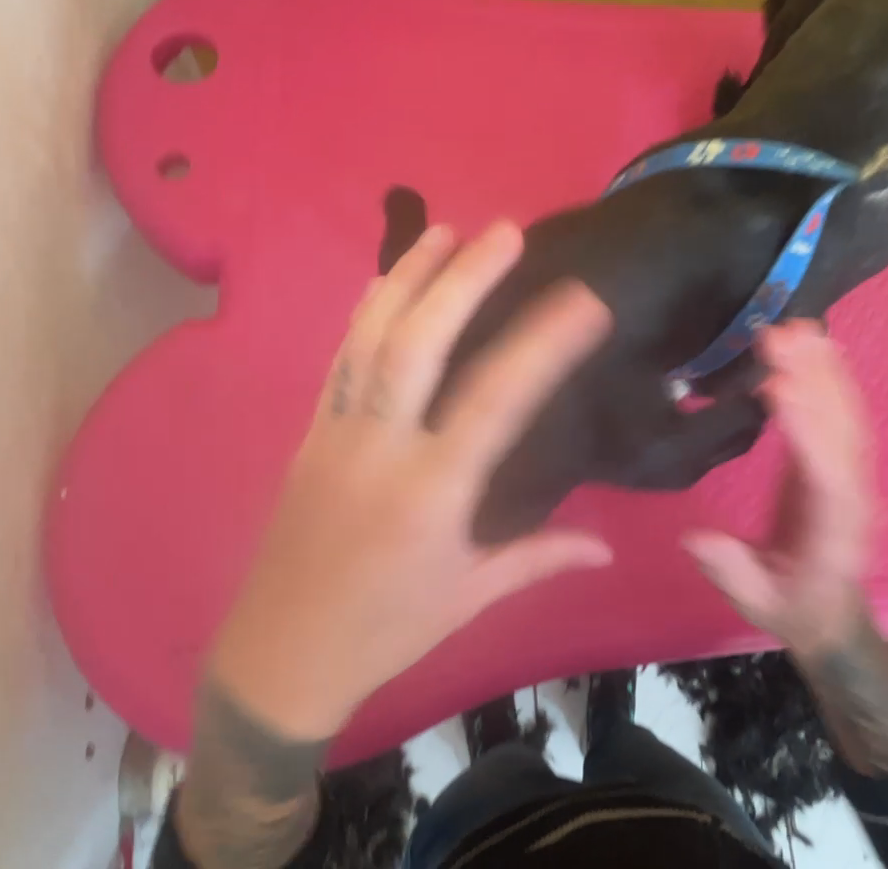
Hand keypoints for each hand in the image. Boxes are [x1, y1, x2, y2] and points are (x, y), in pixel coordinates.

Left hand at [208, 221, 615, 739]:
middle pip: (416, 344)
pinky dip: (368, 310)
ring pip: (369, 338)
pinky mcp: (309, 431)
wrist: (278, 656)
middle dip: (461, 280)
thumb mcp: (470, 598)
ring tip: (446, 230)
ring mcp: (335, 432)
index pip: (495, 401)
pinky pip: (340, 357)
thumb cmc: (385, 631)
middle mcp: (379, 448)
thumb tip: (608, 545)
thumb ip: (540, 558)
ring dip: (408, 277)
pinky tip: (389, 281)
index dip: (543, 343)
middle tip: (505, 231)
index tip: (584, 299)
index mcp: (430, 492)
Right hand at [682, 320, 879, 659]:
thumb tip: (695, 538)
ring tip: (801, 325)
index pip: (824, 473)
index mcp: (833, 529)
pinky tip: (821, 345)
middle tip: (781, 334)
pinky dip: (834, 377)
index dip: (805, 427)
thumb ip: (732, 569)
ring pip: (847, 415)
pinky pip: (844, 415)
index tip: (778, 385)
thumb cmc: (790, 606)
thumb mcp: (757, 599)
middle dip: (813, 379)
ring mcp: (854, 475)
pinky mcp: (842, 462)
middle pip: (840, 430)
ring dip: (825, 368)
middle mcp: (853, 493)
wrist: (831, 613)